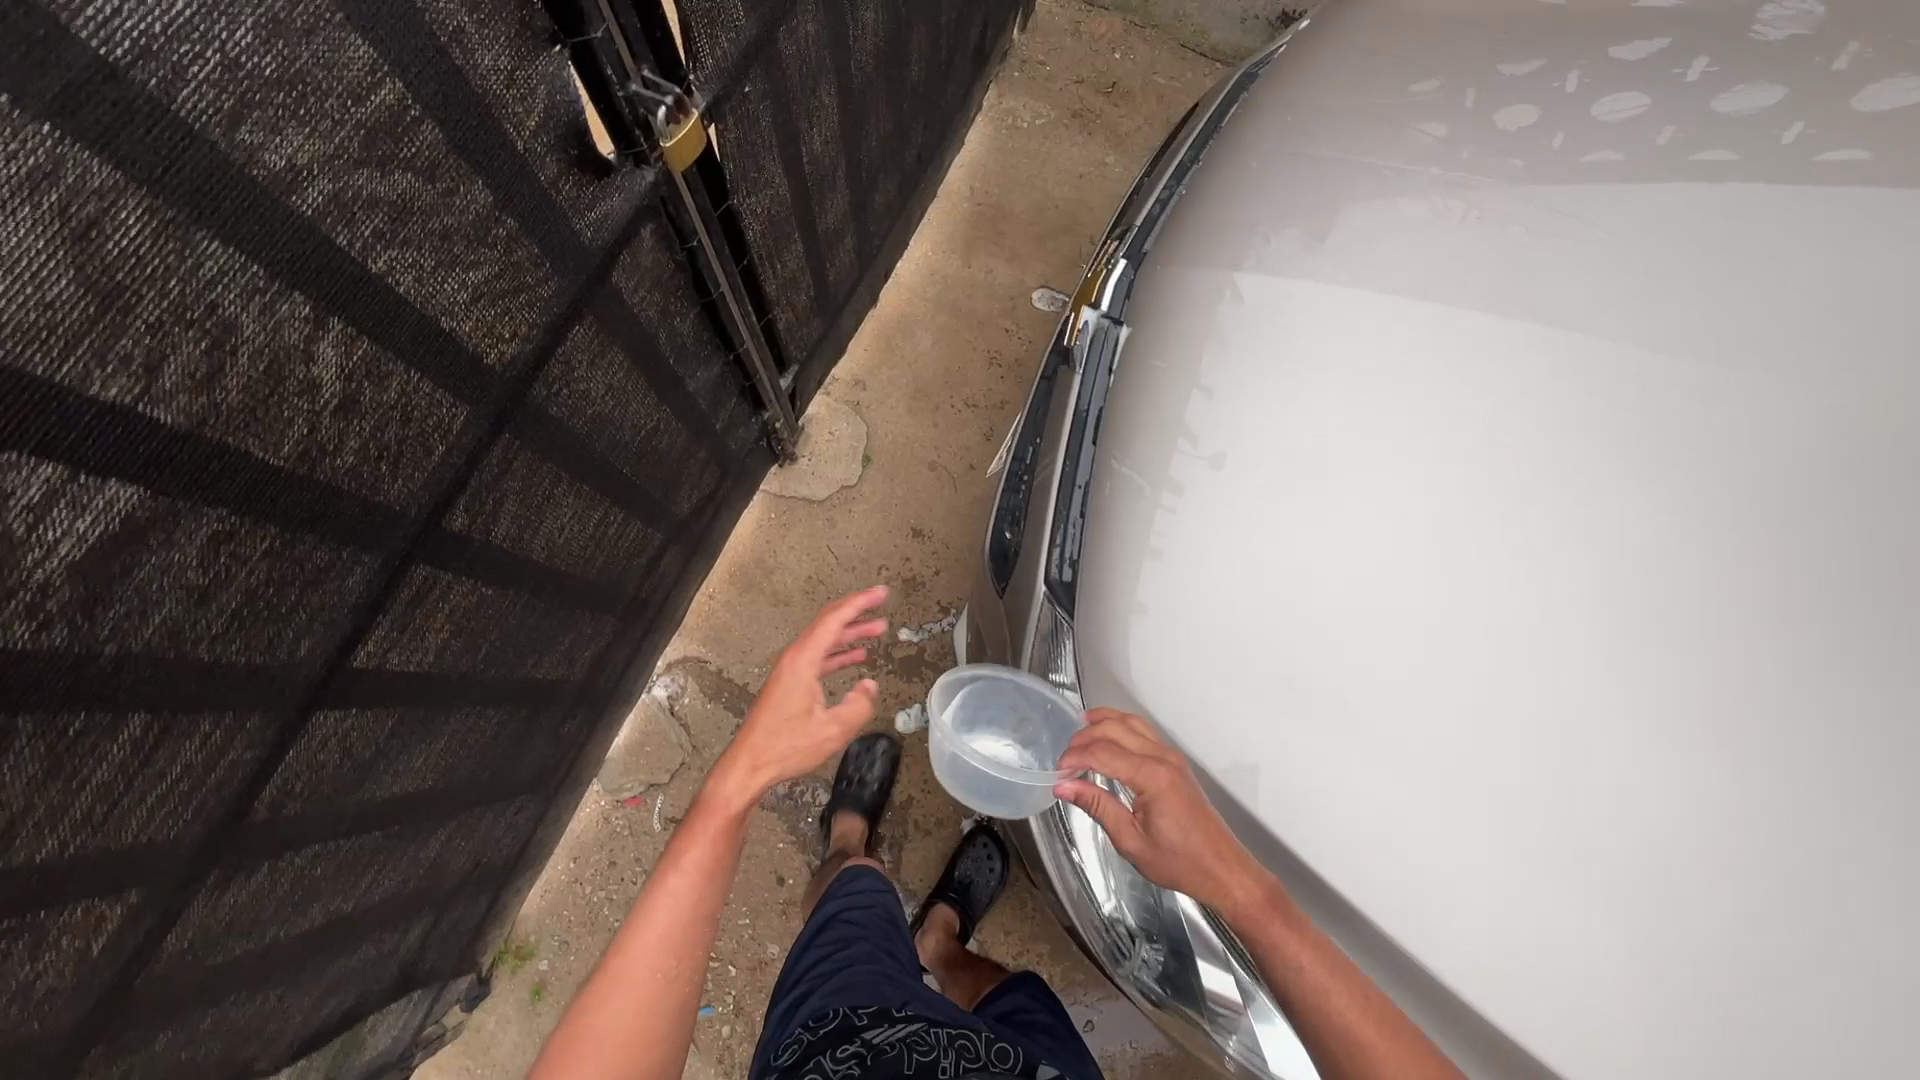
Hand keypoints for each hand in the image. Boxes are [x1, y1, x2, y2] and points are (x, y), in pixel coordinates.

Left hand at [710, 586, 888, 802]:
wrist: (750, 763)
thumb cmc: (783, 747)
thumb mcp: (833, 730)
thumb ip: (859, 705)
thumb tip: (869, 687)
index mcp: (803, 661)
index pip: (834, 620)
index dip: (860, 603)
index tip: (879, 593)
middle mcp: (794, 659)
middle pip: (828, 623)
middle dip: (857, 612)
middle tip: (879, 603)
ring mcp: (790, 670)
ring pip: (824, 639)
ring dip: (850, 632)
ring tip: (875, 629)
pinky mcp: (789, 682)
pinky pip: (819, 656)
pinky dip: (839, 652)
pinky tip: (855, 656)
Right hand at [1054, 708, 1277, 919]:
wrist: (1221, 869)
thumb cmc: (1179, 862)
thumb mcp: (1130, 841)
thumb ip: (1097, 806)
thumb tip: (1064, 787)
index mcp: (1152, 777)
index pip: (1102, 752)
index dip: (1075, 758)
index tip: (1058, 772)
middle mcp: (1163, 758)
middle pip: (1114, 728)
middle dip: (1084, 737)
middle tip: (1064, 757)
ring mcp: (1171, 757)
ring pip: (1131, 722)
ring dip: (1103, 723)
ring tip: (1078, 734)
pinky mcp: (1174, 762)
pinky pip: (1143, 731)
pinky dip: (1120, 727)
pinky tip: (1107, 737)